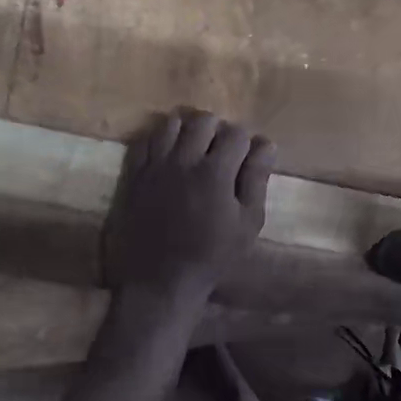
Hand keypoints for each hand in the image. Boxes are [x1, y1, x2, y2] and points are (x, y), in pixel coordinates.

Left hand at [103, 110, 274, 304]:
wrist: (160, 280)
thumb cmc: (211, 256)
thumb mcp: (247, 224)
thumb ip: (257, 180)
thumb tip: (266, 145)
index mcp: (216, 172)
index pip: (236, 133)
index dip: (246, 143)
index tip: (245, 159)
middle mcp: (183, 160)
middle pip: (204, 120)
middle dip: (218, 130)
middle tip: (221, 153)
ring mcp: (154, 165)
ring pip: (172, 123)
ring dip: (188, 130)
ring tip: (194, 151)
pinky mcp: (133, 174)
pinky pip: (145, 139)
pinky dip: (160, 140)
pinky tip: (168, 156)